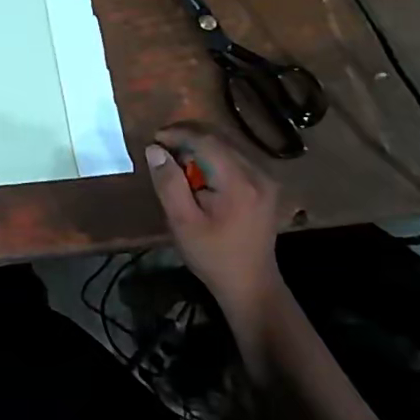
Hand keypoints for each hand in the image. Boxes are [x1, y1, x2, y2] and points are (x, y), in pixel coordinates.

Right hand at [145, 124, 287, 322]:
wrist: (251, 286)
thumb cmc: (213, 257)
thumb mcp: (183, 223)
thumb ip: (169, 183)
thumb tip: (155, 149)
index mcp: (239, 182)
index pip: (206, 140)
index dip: (178, 134)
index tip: (155, 139)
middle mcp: (257, 173)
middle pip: (219, 137)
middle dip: (188, 136)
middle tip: (161, 146)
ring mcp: (265, 178)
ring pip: (228, 144)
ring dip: (200, 145)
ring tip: (176, 158)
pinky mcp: (264, 185)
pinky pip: (235, 157)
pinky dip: (213, 155)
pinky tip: (198, 170)